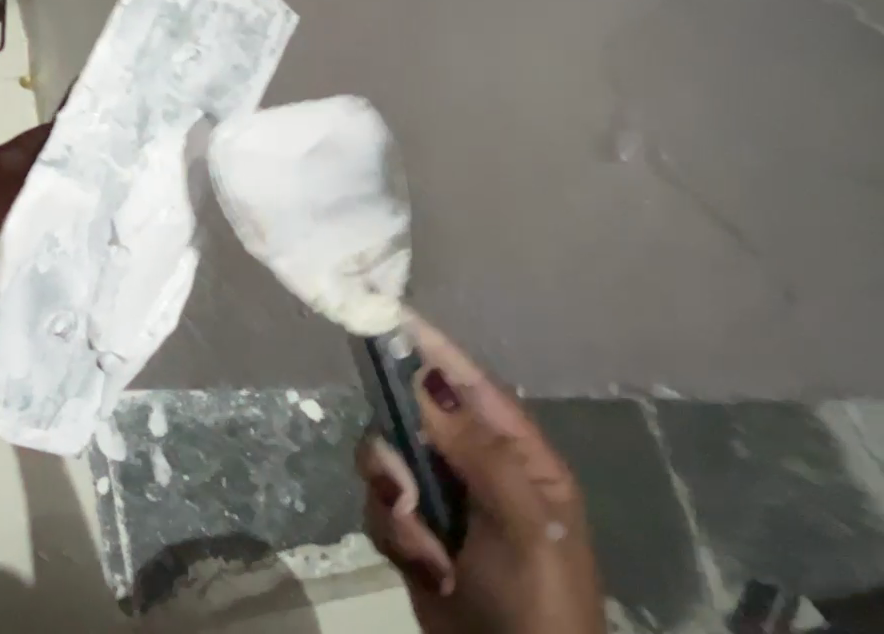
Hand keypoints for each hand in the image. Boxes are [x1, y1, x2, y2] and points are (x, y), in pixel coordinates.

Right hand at [356, 316, 605, 633]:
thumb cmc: (541, 604)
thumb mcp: (525, 528)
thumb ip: (480, 453)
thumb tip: (429, 382)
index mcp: (522, 460)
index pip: (472, 387)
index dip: (433, 350)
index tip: (389, 316)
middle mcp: (478, 468)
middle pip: (411, 420)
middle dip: (398, 455)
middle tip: (404, 491)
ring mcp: (444, 498)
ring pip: (386, 461)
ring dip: (395, 505)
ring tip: (424, 550)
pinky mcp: (415, 529)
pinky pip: (379, 503)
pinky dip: (391, 533)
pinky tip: (423, 567)